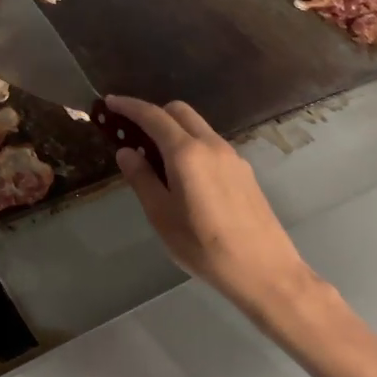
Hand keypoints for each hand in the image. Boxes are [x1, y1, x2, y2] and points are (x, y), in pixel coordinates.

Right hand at [106, 95, 320, 320]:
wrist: (267, 273)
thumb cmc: (205, 247)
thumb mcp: (162, 217)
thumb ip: (142, 179)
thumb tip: (126, 151)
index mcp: (186, 153)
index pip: (153, 116)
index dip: (128, 106)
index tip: (110, 102)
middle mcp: (211, 145)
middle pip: (179, 111)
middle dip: (153, 113)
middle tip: (133, 133)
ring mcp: (232, 157)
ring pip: (197, 127)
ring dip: (173, 130)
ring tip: (156, 159)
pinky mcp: (244, 172)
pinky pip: (211, 144)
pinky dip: (191, 145)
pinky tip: (185, 176)